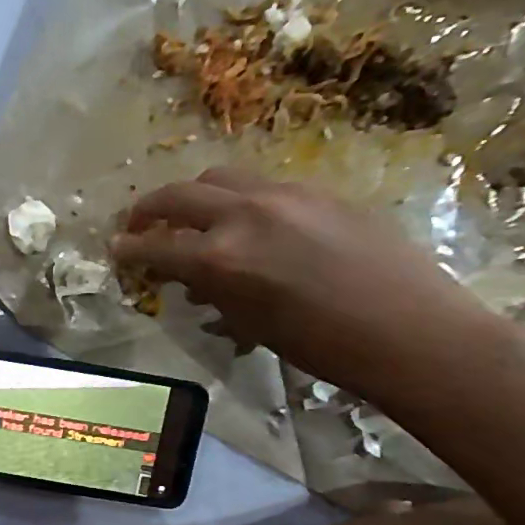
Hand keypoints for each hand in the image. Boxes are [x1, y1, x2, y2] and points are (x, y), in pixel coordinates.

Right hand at [110, 168, 504, 394]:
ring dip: (196, 197)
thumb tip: (195, 281)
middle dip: (150, 208)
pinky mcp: (320, 191)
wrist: (409, 330)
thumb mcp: (254, 325)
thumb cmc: (323, 346)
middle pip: (181, 194)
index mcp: (223, 257)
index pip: (157, 246)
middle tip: (139, 224)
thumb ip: (216, 293)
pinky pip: (263, 186)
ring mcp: (286, 194)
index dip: (130, 249)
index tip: (115, 248)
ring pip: (222, 178)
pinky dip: (239, 201)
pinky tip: (249, 226)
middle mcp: (247, 213)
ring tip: (192, 220)